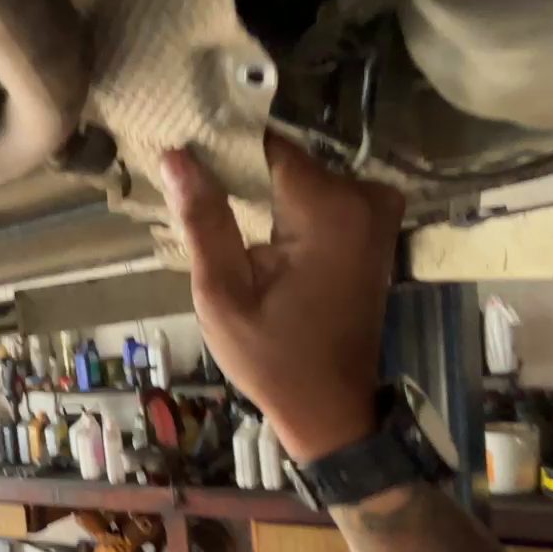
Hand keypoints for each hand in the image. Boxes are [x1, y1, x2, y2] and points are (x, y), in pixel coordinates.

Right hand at [158, 135, 402, 461]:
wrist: (329, 405)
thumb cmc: (270, 358)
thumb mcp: (222, 295)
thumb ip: (203, 221)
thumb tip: (175, 156)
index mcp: (330, 210)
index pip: (266, 146)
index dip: (221, 151)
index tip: (183, 161)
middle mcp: (365, 198)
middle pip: (284, 161)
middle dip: (238, 175)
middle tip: (193, 200)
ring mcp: (377, 212)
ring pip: (300, 176)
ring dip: (259, 193)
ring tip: (217, 219)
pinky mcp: (375, 228)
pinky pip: (319, 196)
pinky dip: (284, 207)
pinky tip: (253, 235)